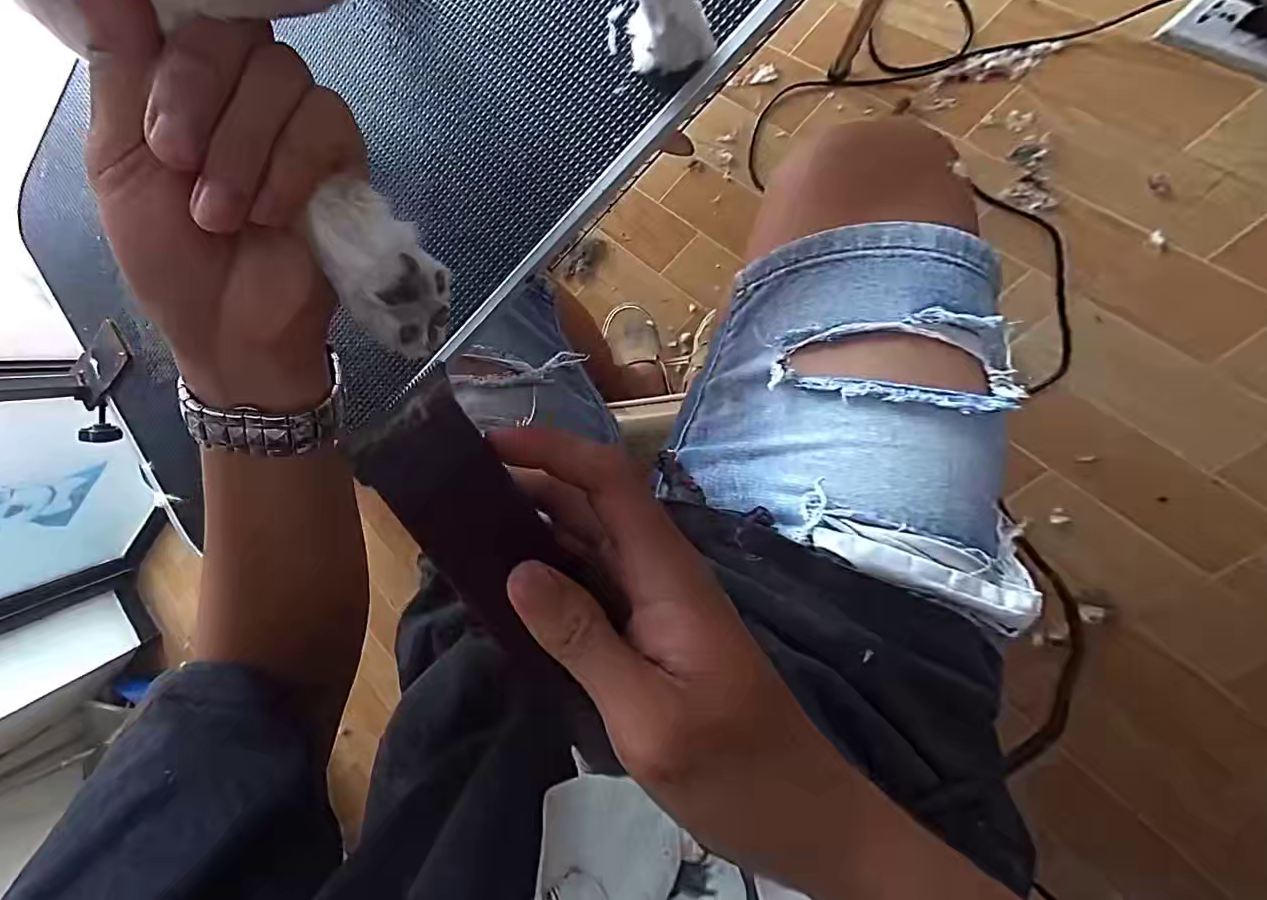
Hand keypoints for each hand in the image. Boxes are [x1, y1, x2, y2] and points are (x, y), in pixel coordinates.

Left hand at [63, 0, 361, 409]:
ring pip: (285, 78)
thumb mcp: (120, 162)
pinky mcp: (341, 158)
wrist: (226, 330)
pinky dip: (290, 167)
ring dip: (241, 151)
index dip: (180, 65)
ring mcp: (299, 122)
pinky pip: (326, 124)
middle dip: (203, 104)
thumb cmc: (169, 255)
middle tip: (183, 169)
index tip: (159, 138)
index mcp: (191, 85)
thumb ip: (118, 68)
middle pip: (243, 35)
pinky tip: (269, 213)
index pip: (196, 14)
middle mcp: (248, 92)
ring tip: (221, 215)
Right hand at [493, 427, 1015, 898]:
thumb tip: (517, 571)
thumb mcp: (649, 719)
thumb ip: (583, 641)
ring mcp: (650, 598)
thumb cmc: (737, 772)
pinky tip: (504, 581)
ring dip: (531, 520)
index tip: (494, 444)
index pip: (610, 481)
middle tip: (459, 485)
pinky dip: (542, 566)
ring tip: (468, 524)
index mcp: (666, 574)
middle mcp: (656, 571)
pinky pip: (584, 577)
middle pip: (589, 500)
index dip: (555, 449)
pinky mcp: (642, 625)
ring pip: (583, 536)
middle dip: (529, 478)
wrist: (806, 823)